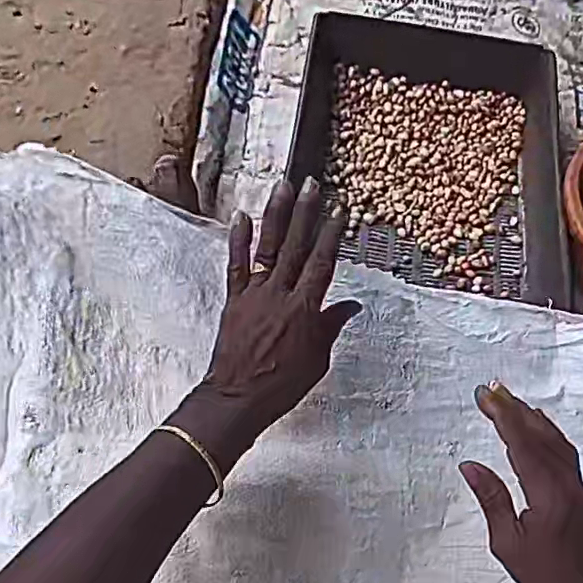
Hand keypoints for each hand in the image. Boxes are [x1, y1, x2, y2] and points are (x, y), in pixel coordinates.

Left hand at [175, 177, 361, 466]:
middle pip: (297, 247)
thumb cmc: (282, 385)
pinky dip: (239, 240)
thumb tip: (348, 306)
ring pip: (268, 248)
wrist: (238, 398)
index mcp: (304, 310)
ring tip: (283, 187)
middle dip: (306, 213)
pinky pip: (236, 265)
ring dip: (276, 216)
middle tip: (313, 184)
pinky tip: (242, 216)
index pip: (322, 264)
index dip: (332, 235)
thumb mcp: (317, 360)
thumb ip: (329, 327)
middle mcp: (280, 295)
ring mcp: (254, 294)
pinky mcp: (234, 300)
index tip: (339, 211)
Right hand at [460, 383, 582, 582]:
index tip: (484, 397)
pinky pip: (564, 451)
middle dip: (514, 408)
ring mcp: (578, 487)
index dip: (501, 416)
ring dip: (531, 417)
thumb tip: (471, 467)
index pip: (521, 444)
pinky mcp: (581, 493)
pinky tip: (538, 428)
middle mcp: (568, 484)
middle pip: (540, 434)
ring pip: (555, 440)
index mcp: (548, 494)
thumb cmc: (548, 577)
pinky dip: (546, 433)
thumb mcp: (507, 543)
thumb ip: (491, 499)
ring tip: (510, 400)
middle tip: (492, 389)